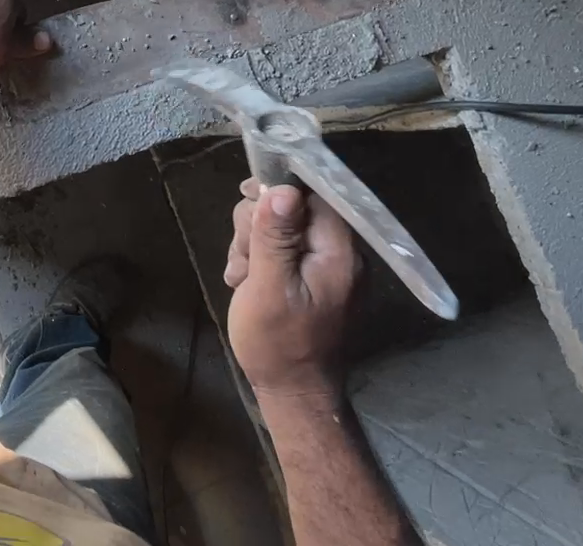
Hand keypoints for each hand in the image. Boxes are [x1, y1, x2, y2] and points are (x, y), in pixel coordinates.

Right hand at [223, 180, 359, 397]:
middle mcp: (340, 253)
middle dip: (258, 225)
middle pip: (291, 207)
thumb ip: (275, 237)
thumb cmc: (278, 343)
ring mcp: (325, 265)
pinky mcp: (310, 275)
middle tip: (244, 258)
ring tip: (242, 276)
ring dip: (251, 244)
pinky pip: (279, 247)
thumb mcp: (268, 287)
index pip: (313, 195)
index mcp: (339, 253)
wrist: (291, 393)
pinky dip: (256, 258)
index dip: (277, 189)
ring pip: (279, 226)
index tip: (246, 196)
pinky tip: (245, 281)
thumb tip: (282, 189)